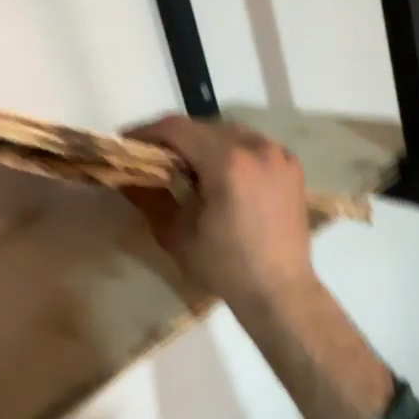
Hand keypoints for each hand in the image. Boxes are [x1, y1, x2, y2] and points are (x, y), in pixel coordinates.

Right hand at [123, 115, 318, 307]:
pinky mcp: (292, 166)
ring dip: (204, 143)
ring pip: (230, 133)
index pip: (178, 129)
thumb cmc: (225, 267)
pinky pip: (253, 145)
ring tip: (186, 166)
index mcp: (227, 162)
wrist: (280, 292)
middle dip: (175, 139)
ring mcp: (279, 154)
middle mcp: (256, 147)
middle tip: (152, 156)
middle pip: (203, 127)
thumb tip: (126, 177)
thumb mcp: (178, 234)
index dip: (147, 132)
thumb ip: (149, 198)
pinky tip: (221, 174)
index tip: (128, 142)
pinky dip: (232, 152)